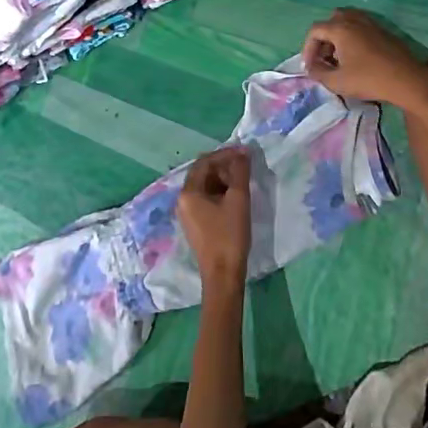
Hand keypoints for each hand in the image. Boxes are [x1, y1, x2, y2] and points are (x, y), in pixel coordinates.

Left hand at [178, 146, 251, 286]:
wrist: (223, 275)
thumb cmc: (229, 235)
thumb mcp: (238, 200)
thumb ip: (240, 173)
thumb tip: (243, 152)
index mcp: (188, 192)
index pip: (204, 162)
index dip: (225, 154)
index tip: (245, 153)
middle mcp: (182, 200)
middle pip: (202, 173)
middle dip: (224, 166)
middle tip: (245, 166)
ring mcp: (187, 213)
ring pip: (204, 186)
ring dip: (222, 179)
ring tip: (243, 181)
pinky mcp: (195, 223)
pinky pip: (205, 199)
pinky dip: (219, 193)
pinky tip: (235, 197)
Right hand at [301, 8, 427, 103]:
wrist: (407, 81)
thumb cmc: (369, 80)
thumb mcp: (336, 81)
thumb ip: (318, 72)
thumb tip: (311, 67)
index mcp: (340, 29)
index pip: (315, 31)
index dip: (308, 48)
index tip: (311, 66)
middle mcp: (354, 20)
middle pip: (331, 21)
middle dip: (324, 38)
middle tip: (326, 57)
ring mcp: (371, 24)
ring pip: (348, 21)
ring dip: (339, 35)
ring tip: (340, 56)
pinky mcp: (384, 31)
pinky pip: (362, 26)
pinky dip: (353, 36)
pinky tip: (358, 56)